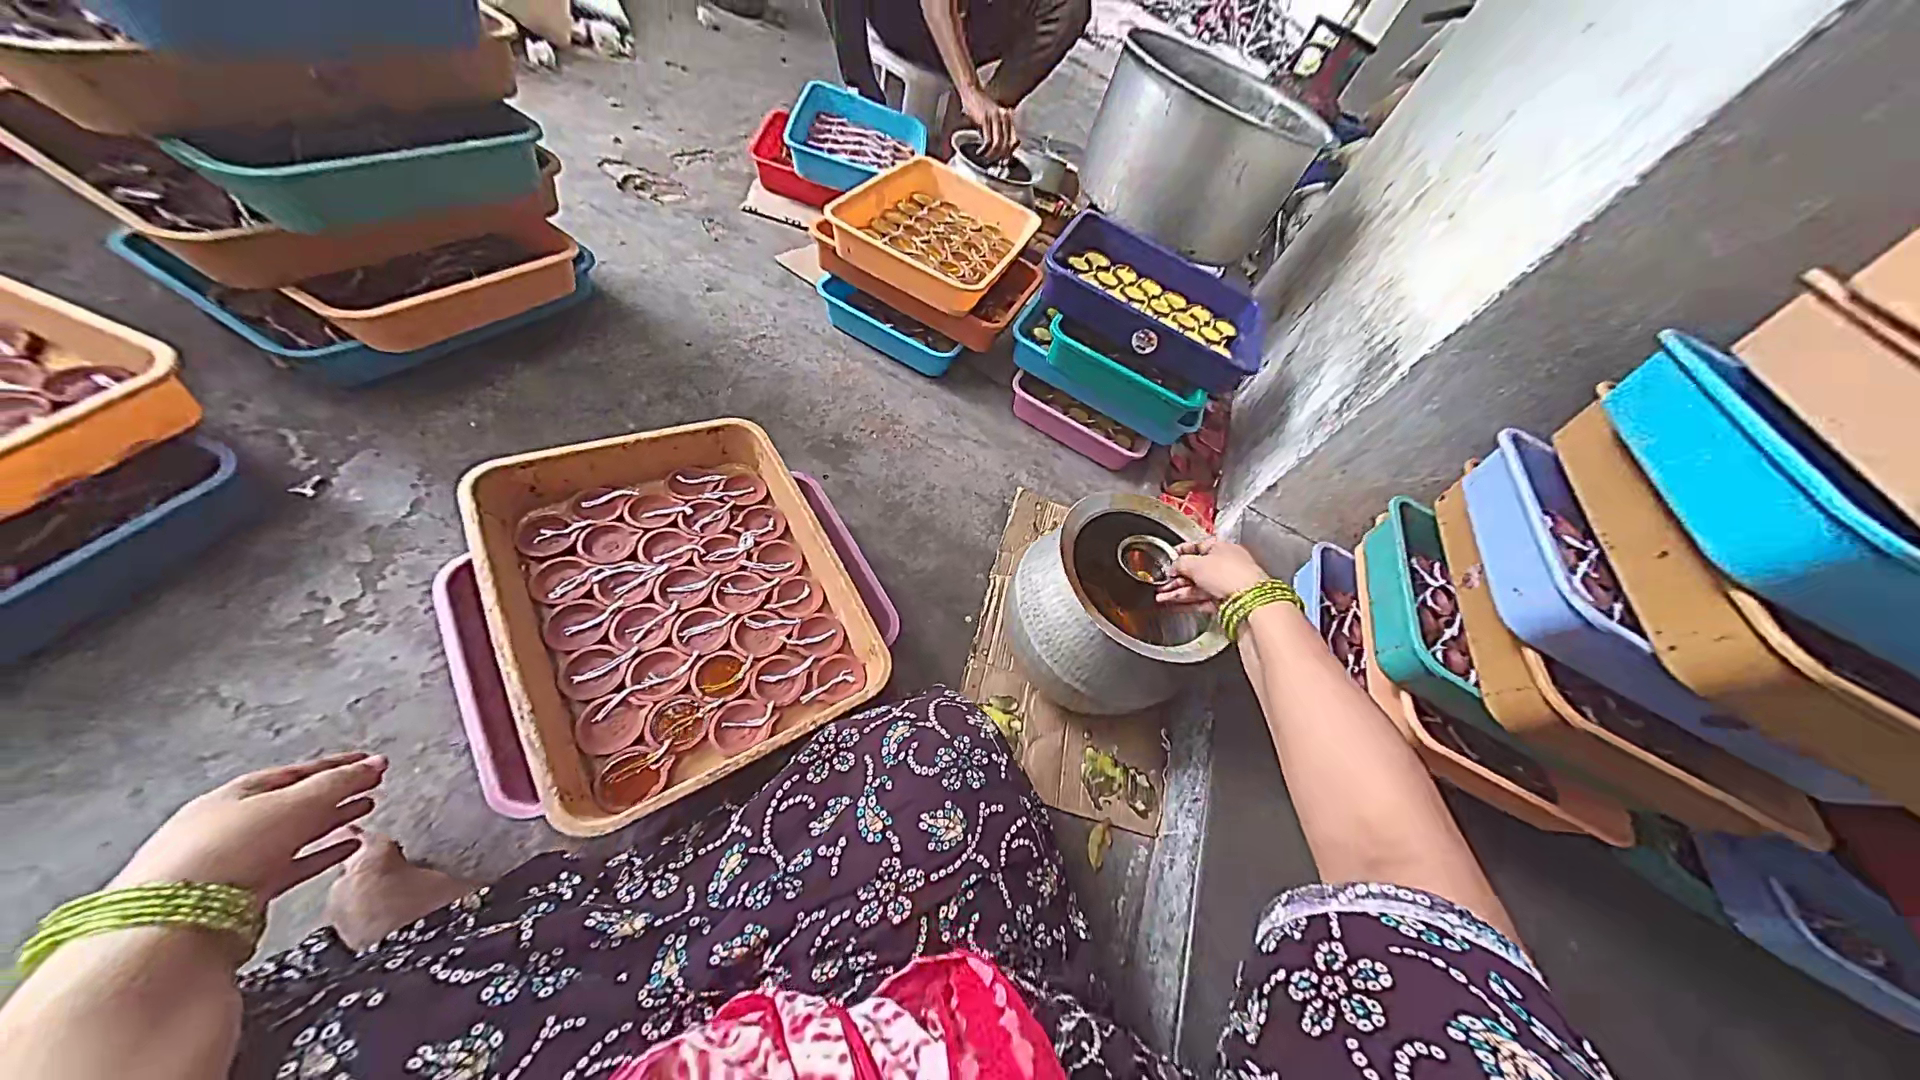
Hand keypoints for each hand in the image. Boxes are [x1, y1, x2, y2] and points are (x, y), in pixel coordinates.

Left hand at [110, 752, 385, 901]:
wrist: (177, 922)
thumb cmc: (233, 847)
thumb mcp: (297, 803)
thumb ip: (341, 781)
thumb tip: (377, 763)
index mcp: (232, 796)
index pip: (295, 773)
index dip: (337, 765)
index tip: (371, 762)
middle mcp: (229, 826)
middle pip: (294, 802)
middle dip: (337, 792)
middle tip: (373, 785)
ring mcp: (233, 861)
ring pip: (295, 832)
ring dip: (333, 820)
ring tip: (367, 809)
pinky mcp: (242, 892)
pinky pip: (291, 864)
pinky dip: (322, 852)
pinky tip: (348, 846)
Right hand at [959, 85, 1017, 160]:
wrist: (972, 92)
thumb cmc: (981, 108)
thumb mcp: (993, 120)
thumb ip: (998, 132)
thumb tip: (1002, 152)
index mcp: (1008, 118)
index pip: (1013, 141)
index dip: (1009, 154)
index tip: (1003, 162)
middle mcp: (1005, 117)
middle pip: (1007, 144)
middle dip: (1000, 157)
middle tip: (993, 162)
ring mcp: (995, 118)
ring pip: (998, 144)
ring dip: (992, 155)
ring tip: (985, 158)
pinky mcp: (985, 119)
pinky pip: (988, 140)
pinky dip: (984, 150)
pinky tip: (980, 152)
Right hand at [1156, 537, 1269, 606]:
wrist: (1249, 602)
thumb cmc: (1229, 575)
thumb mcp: (1196, 563)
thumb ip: (1180, 563)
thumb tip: (1173, 565)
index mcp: (1223, 548)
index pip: (1199, 546)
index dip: (1181, 551)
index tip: (1169, 556)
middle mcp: (1226, 565)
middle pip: (1196, 570)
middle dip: (1176, 577)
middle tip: (1162, 582)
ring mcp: (1226, 585)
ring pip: (1197, 587)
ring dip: (1178, 591)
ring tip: (1161, 596)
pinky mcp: (1225, 603)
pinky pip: (1201, 601)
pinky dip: (1186, 602)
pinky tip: (1172, 604)